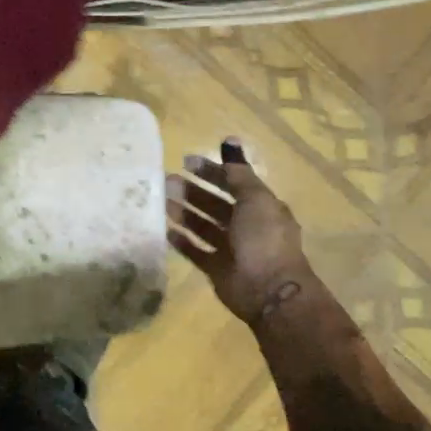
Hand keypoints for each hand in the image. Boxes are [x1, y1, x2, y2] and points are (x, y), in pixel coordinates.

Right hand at [166, 146, 313, 324]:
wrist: (269, 290)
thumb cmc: (264, 238)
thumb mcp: (255, 198)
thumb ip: (238, 172)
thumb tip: (230, 141)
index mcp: (261, 208)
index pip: (234, 183)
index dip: (212, 171)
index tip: (186, 161)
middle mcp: (247, 226)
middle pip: (215, 204)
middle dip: (193, 191)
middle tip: (166, 180)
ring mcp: (231, 248)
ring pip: (203, 225)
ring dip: (184, 212)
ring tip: (161, 200)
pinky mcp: (217, 268)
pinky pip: (196, 250)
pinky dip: (182, 240)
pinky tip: (165, 230)